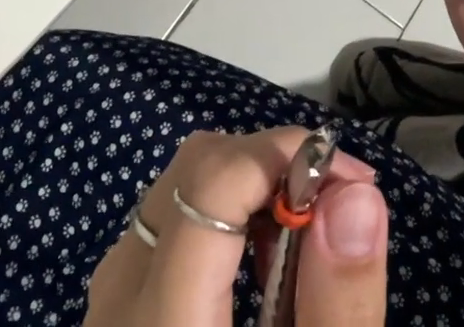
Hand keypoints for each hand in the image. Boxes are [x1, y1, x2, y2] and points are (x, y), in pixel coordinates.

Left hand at [84, 128, 387, 325]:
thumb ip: (336, 304)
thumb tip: (356, 194)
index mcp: (161, 312)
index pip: (214, 175)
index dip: (287, 153)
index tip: (354, 184)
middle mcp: (119, 287)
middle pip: (194, 167)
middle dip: (274, 166)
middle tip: (339, 218)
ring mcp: (106, 293)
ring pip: (178, 186)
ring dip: (251, 190)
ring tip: (307, 250)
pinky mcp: (113, 304)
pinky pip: (164, 221)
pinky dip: (221, 218)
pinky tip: (260, 272)